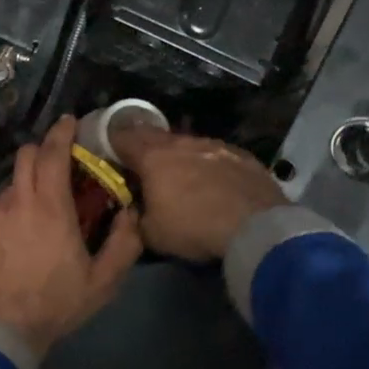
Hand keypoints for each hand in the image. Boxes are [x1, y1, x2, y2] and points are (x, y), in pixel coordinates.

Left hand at [0, 117, 143, 357]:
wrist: (0, 328)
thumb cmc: (56, 304)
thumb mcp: (103, 282)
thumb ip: (123, 244)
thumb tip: (130, 213)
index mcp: (50, 208)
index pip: (52, 154)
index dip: (61, 133)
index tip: (70, 121)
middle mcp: (17, 202)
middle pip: (25, 157)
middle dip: (42, 150)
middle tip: (59, 163)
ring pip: (11, 185)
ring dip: (28, 187)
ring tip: (41, 214)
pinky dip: (11, 210)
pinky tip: (18, 236)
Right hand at [109, 130, 286, 261]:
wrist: (257, 228)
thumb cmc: (194, 228)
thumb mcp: (151, 234)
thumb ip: (136, 216)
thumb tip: (135, 209)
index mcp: (151, 157)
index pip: (121, 138)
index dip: (112, 146)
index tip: (111, 157)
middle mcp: (180, 143)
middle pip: (153, 134)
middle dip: (144, 146)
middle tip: (142, 164)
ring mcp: (214, 145)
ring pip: (187, 143)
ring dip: (179, 155)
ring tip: (181, 176)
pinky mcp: (242, 155)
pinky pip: (216, 154)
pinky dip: (209, 164)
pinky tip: (215, 183)